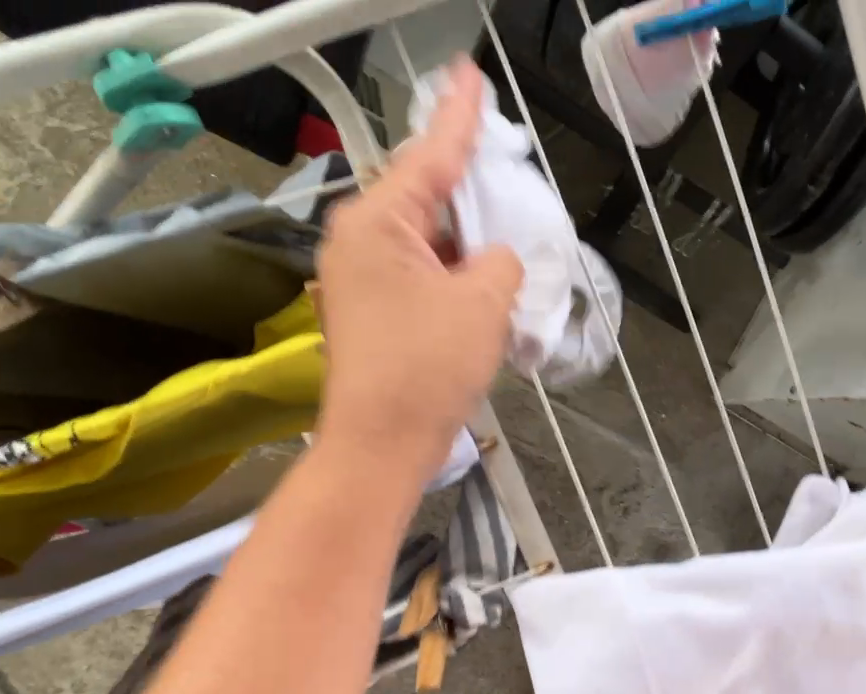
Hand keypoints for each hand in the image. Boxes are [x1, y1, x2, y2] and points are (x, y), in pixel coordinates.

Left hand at [312, 60, 523, 483]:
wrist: (382, 444)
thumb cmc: (428, 367)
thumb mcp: (483, 302)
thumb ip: (500, 261)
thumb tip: (493, 261)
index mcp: (378, 222)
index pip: (430, 156)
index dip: (460, 118)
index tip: (469, 77)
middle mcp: (358, 241)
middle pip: (425, 199)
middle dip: (470, 196)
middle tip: (507, 186)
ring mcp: (359, 279)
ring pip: (425, 242)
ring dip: (465, 246)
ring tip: (503, 253)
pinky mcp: (370, 314)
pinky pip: (418, 276)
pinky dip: (451, 278)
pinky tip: (481, 293)